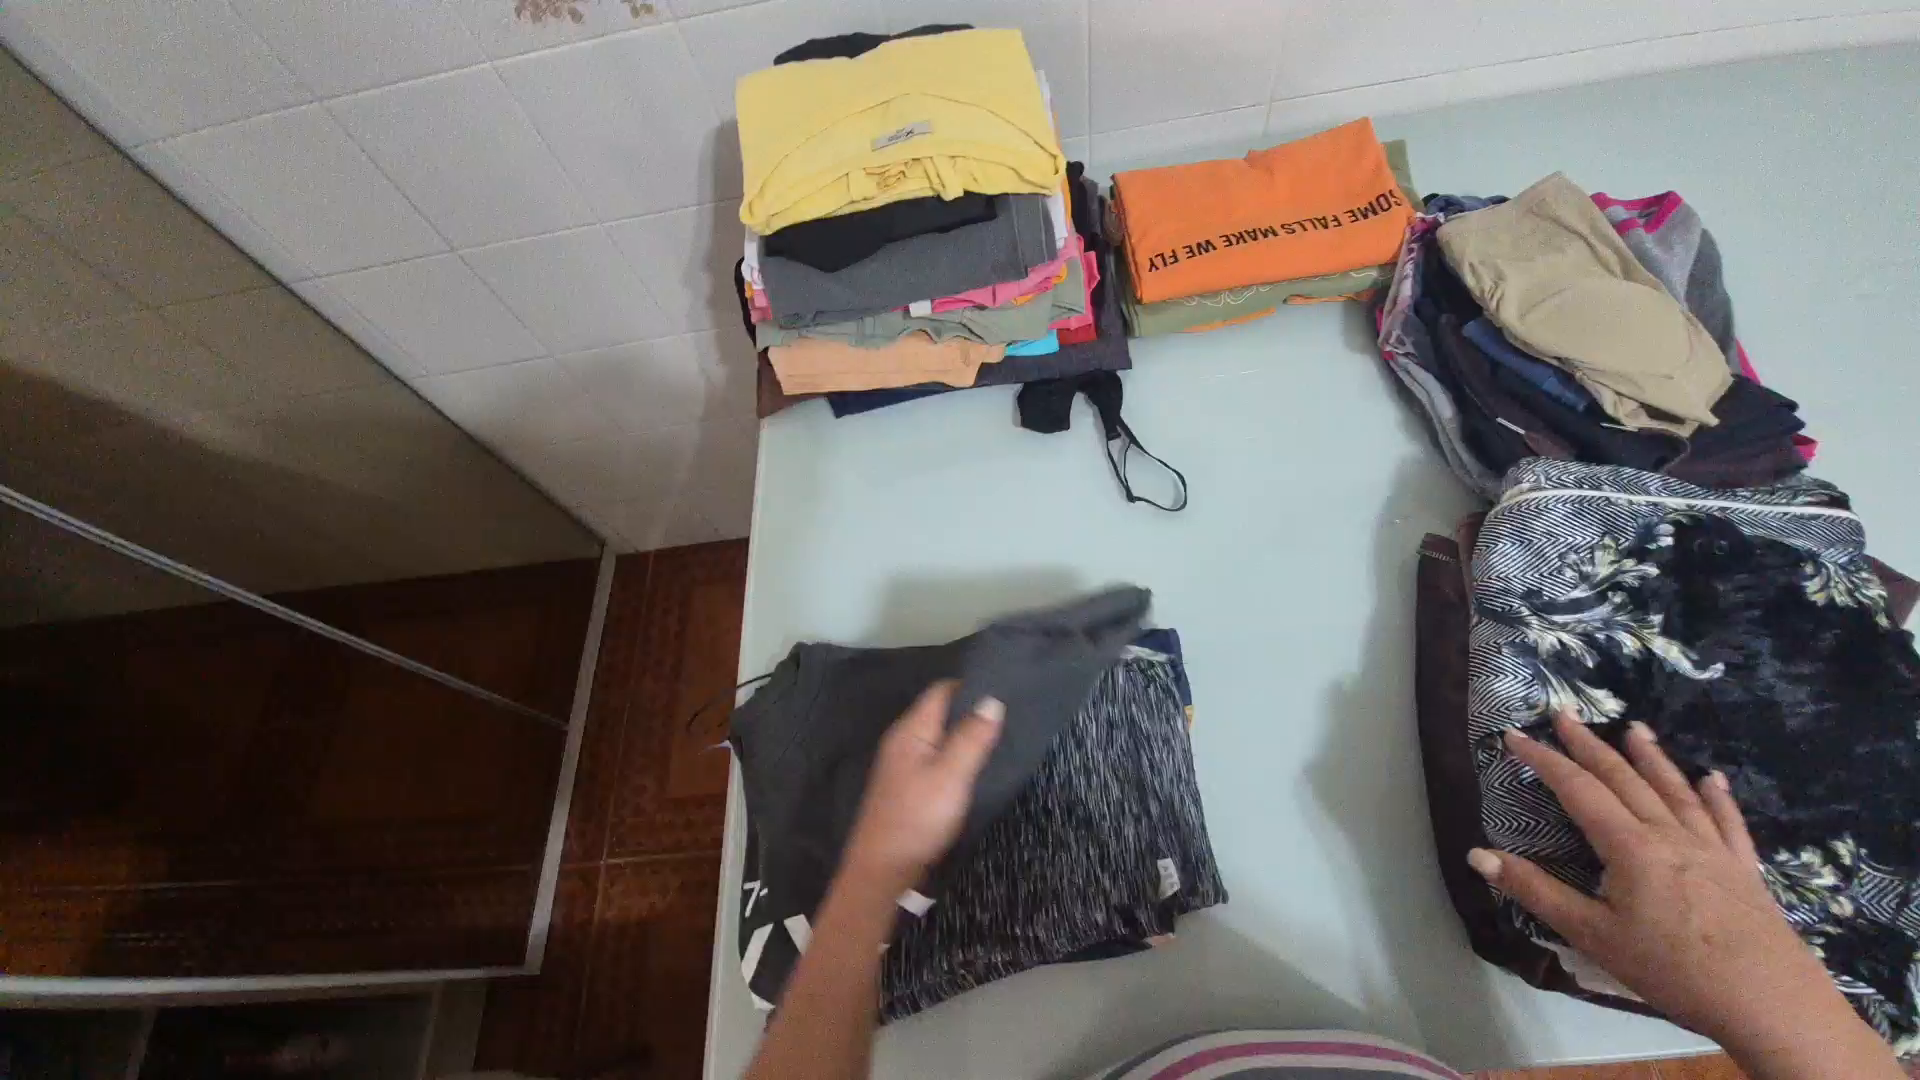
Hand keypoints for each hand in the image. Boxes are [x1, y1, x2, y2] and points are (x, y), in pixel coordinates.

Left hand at [842, 681, 1003, 893]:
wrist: (882, 870)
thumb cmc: (917, 818)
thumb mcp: (950, 776)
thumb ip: (971, 738)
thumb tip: (992, 700)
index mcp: (910, 731)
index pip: (942, 690)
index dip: (971, 685)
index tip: (1005, 687)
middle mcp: (903, 740)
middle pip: (940, 711)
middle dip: (971, 709)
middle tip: (1009, 711)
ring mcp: (903, 763)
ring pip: (939, 735)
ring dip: (965, 733)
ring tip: (999, 734)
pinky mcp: (908, 784)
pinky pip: (936, 755)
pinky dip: (956, 754)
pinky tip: (975, 764)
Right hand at [1469, 711, 1848, 1047]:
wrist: (1778, 1012)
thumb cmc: (1674, 971)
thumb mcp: (1592, 935)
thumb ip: (1534, 890)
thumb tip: (1476, 854)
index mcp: (1630, 846)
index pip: (1577, 789)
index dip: (1543, 759)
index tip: (1514, 734)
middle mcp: (1670, 836)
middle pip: (1624, 779)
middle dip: (1589, 745)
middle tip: (1564, 714)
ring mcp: (1713, 852)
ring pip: (1675, 791)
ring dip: (1650, 757)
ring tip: (1635, 728)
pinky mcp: (1746, 873)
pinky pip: (1729, 824)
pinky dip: (1718, 797)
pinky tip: (1713, 778)